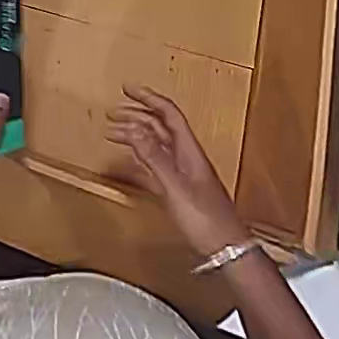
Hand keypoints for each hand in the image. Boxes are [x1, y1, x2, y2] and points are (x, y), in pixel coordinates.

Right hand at [106, 85, 247, 258]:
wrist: (226, 249)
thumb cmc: (206, 220)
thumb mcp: (175, 187)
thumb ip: (153, 157)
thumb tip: (134, 127)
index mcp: (189, 150)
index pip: (168, 113)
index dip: (148, 98)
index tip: (128, 89)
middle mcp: (186, 156)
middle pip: (159, 126)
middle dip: (136, 114)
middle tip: (113, 112)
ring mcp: (182, 173)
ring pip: (155, 145)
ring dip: (135, 135)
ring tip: (113, 132)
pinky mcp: (178, 190)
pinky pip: (154, 166)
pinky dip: (139, 158)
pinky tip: (129, 160)